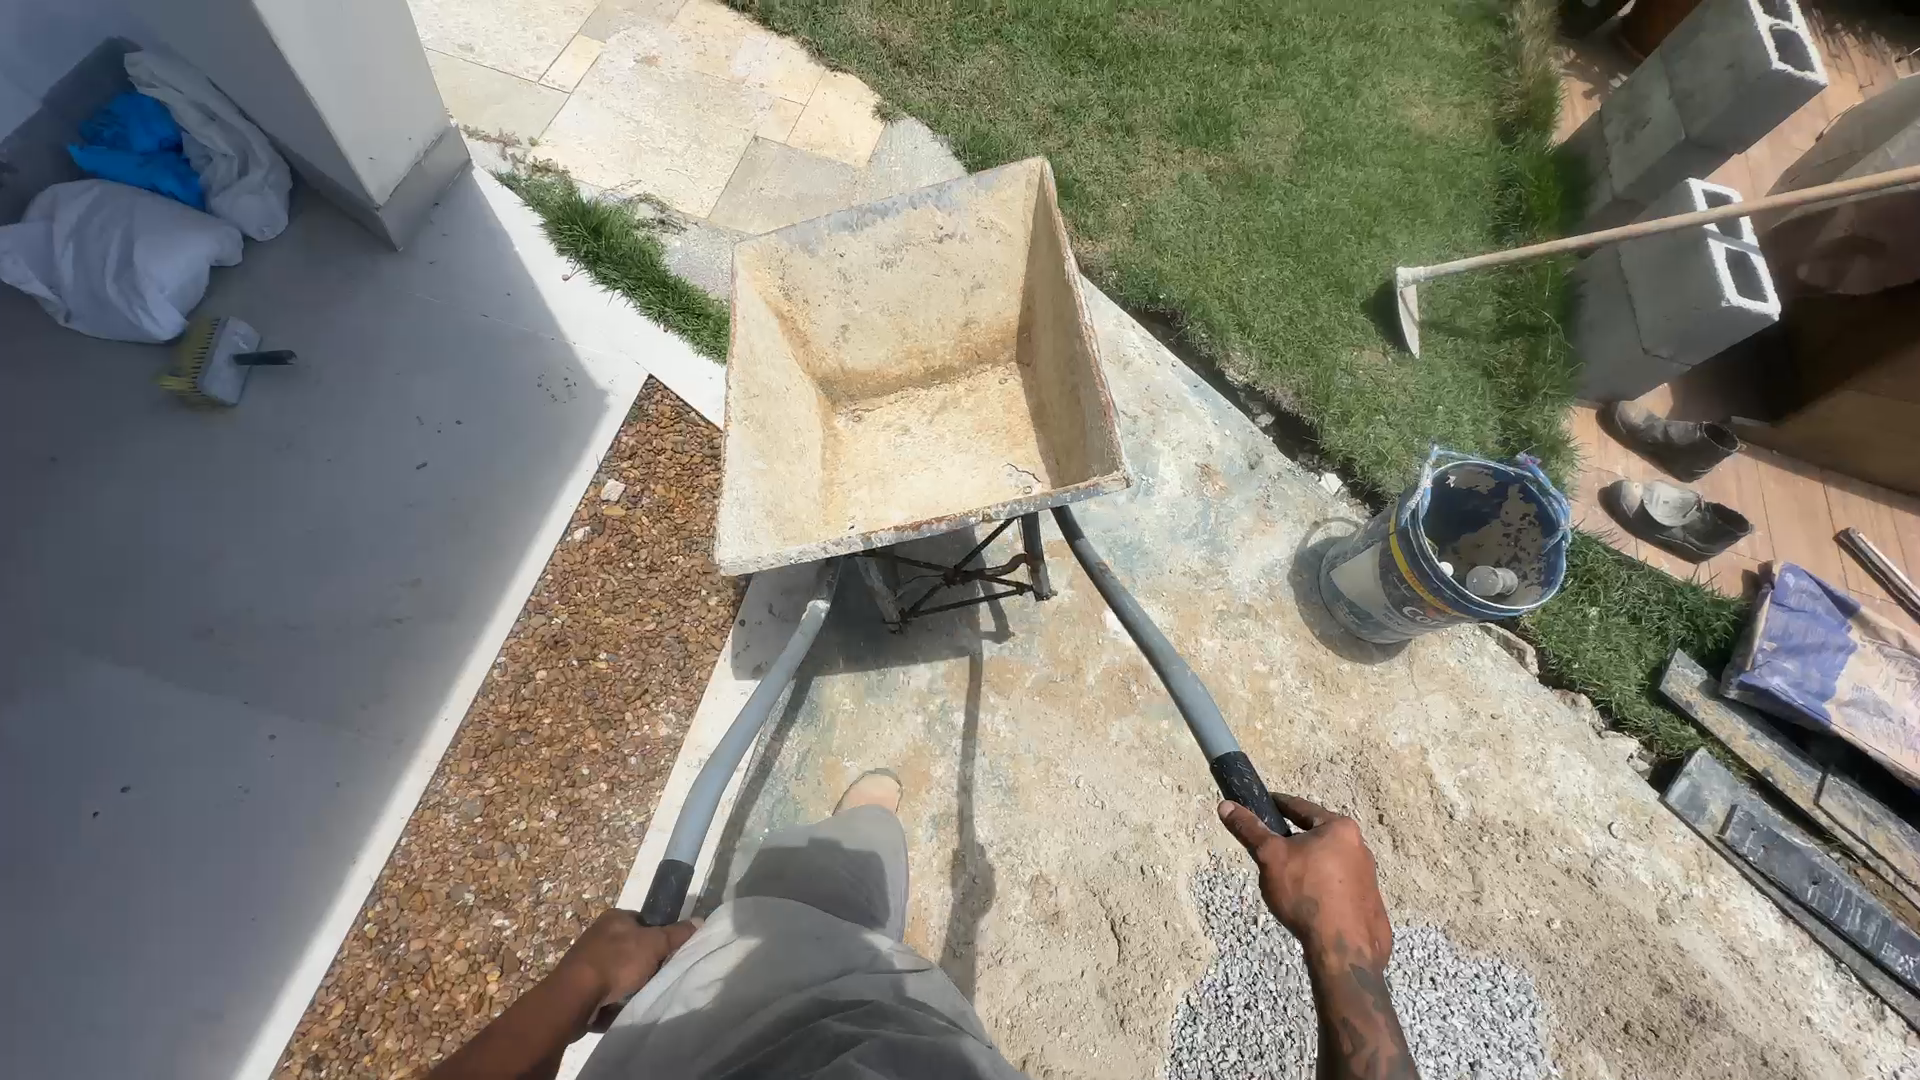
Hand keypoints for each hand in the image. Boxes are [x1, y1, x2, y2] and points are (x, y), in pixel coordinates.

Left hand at [552, 909, 700, 1011]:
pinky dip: (611, 999)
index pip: (643, 921)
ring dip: (627, 983)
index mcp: (614, 917)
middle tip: (654, 974)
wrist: (573, 998)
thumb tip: (700, 921)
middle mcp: (597, 935)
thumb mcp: (654, 944)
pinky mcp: (576, 986)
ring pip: (617, 970)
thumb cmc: (616, 961)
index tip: (664, 954)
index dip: (656, 936)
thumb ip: (677, 934)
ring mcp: (585, 961)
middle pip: (631, 947)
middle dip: (642, 963)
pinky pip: (602, 990)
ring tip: (638, 993)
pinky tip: (619, 1006)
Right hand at [1216, 794, 1392, 972]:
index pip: (1301, 807)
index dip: (1277, 804)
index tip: (1263, 804)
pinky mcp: (1371, 905)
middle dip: (1293, 840)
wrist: (1344, 951)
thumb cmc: (1305, 893)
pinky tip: (1308, 903)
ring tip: (1287, 880)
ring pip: (1329, 861)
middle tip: (1270, 848)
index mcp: (1339, 828)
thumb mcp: (1269, 856)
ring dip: (1309, 865)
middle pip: (1317, 835)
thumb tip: (1226, 805)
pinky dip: (1323, 887)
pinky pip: (1340, 886)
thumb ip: (1249, 829)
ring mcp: (1370, 878)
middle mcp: (1360, 847)